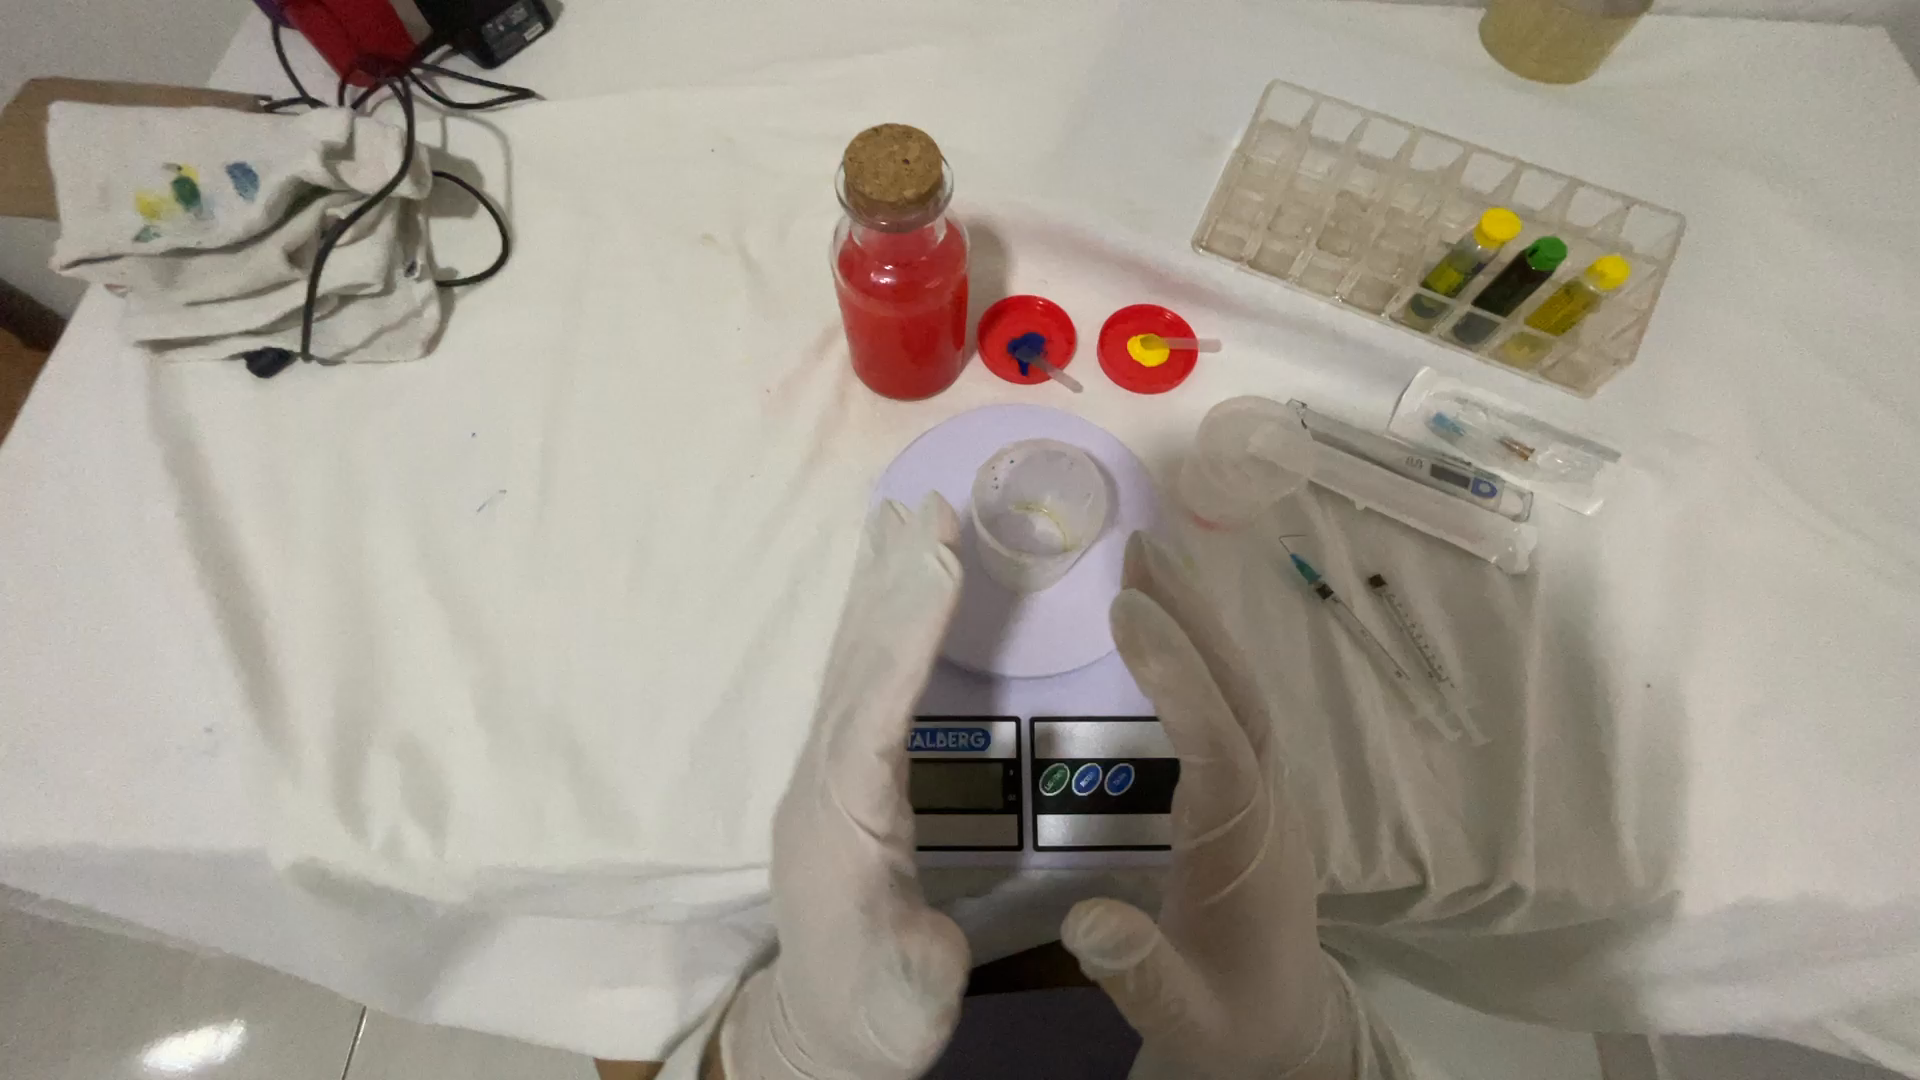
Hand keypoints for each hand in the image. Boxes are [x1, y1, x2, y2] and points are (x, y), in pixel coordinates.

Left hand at [718, 496, 971, 1079]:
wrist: (822, 1021)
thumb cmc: (876, 1011)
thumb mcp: (908, 999)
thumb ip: (917, 960)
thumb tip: (929, 908)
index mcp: (846, 822)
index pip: (874, 712)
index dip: (906, 637)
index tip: (938, 561)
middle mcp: (826, 774)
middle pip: (858, 661)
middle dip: (895, 580)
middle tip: (929, 505)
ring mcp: (828, 762)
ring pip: (854, 654)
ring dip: (880, 581)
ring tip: (902, 515)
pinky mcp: (842, 759)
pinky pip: (859, 670)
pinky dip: (876, 614)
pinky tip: (887, 580)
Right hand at [1060, 534, 1368, 1079]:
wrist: (1286, 1026)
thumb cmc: (1228, 1017)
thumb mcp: (1182, 1018)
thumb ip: (1140, 972)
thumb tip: (1083, 921)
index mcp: (1245, 842)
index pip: (1217, 741)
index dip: (1176, 674)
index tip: (1127, 609)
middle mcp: (1264, 795)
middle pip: (1238, 687)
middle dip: (1191, 613)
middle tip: (1138, 546)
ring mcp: (1263, 782)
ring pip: (1239, 682)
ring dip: (1197, 616)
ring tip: (1149, 557)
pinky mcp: (1250, 780)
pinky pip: (1228, 696)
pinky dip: (1199, 646)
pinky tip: (1167, 620)